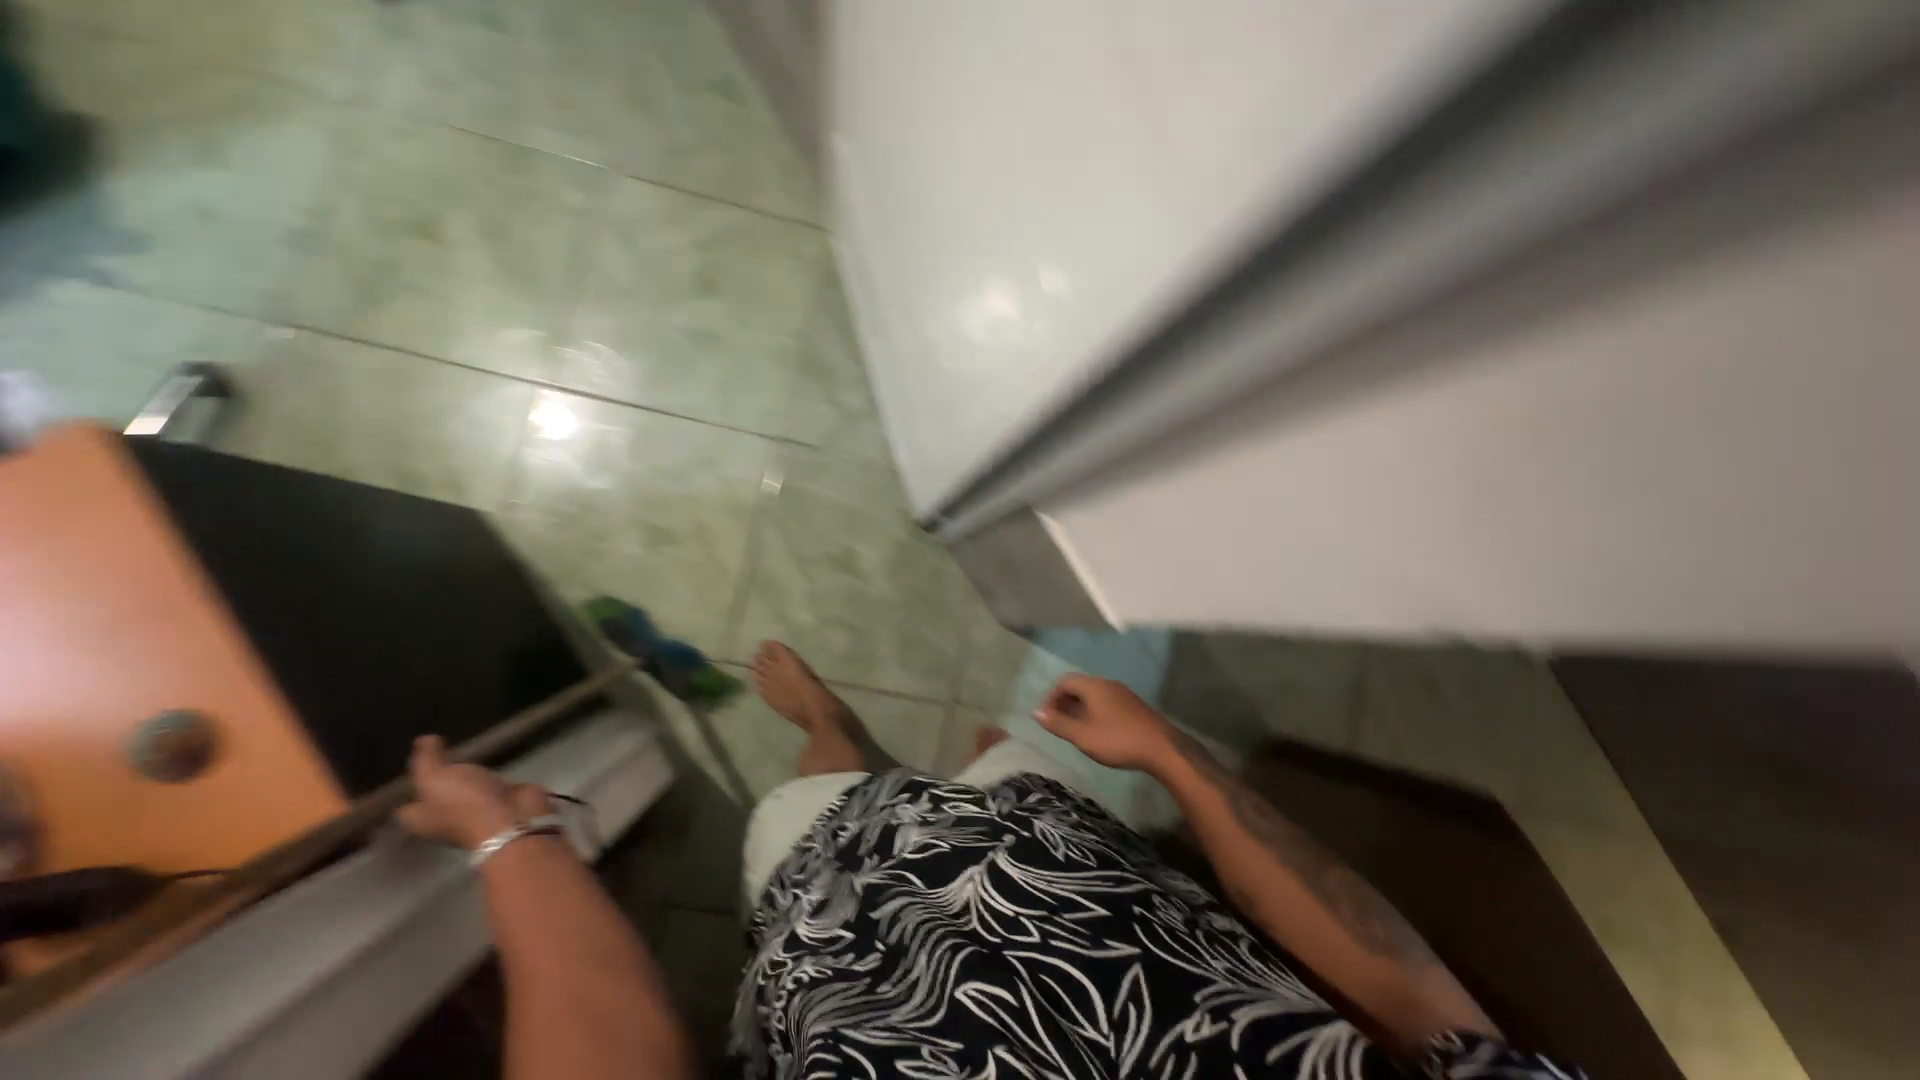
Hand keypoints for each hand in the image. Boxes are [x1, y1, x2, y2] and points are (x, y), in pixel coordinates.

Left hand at [395, 735, 552, 851]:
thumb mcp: (434, 777)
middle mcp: (444, 819)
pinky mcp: (499, 802)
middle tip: (439, 751)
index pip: (405, 804)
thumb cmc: (463, 803)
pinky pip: (488, 784)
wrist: (511, 818)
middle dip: (437, 778)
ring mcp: (473, 811)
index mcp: (421, 819)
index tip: (411, 766)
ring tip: (464, 749)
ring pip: (463, 790)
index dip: (405, 787)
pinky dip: (489, 773)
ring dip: (465, 775)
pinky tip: (489, 757)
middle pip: (435, 796)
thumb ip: (426, 759)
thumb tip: (423, 740)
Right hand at [1034, 675, 1177, 773]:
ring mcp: (1123, 694)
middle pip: (1079, 686)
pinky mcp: (1133, 706)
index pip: (1065, 681)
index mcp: (1094, 687)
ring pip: (1094, 695)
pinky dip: (1094, 712)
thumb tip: (1036, 712)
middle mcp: (1108, 684)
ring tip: (1074, 730)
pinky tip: (1097, 732)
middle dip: (1064, 702)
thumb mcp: (1083, 736)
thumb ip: (1058, 723)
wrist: (1162, 749)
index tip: (1046, 717)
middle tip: (1058, 724)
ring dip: (1079, 708)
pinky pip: (1106, 702)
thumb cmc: (1118, 741)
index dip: (1051, 697)